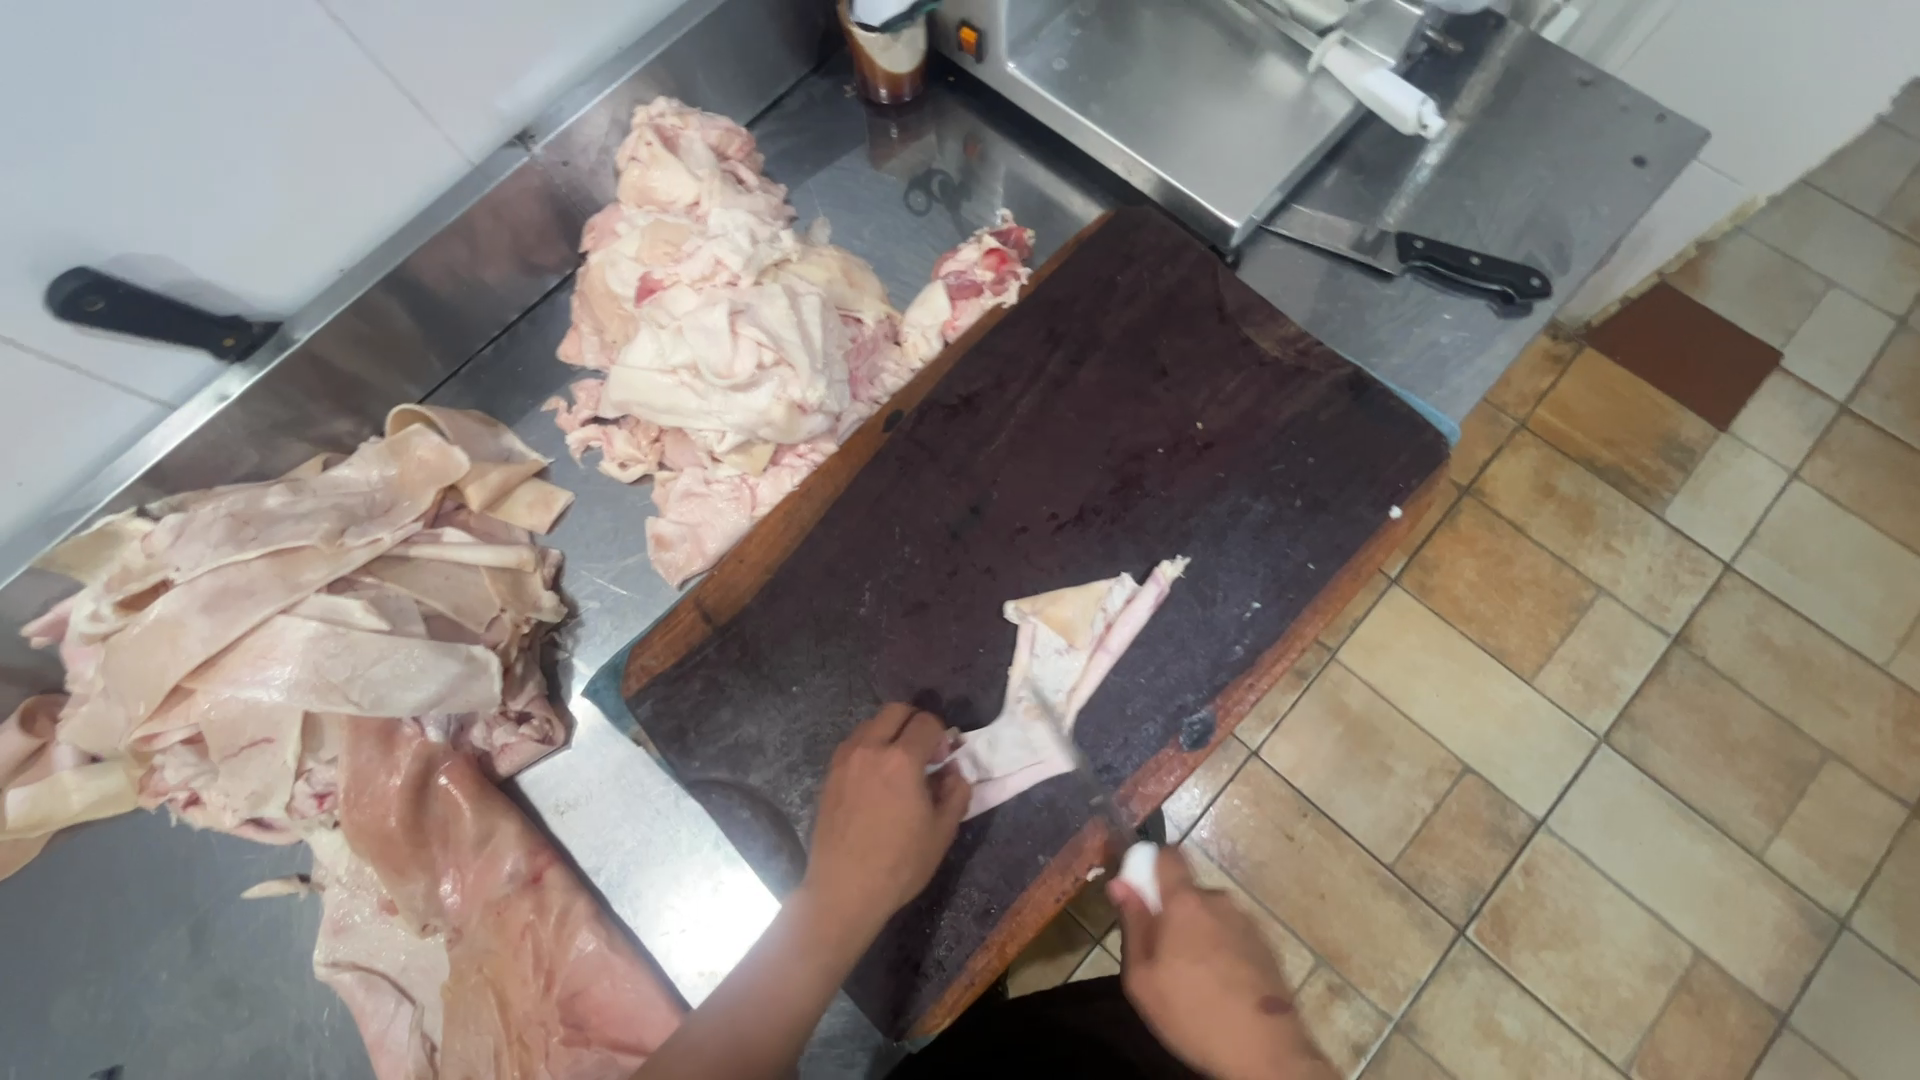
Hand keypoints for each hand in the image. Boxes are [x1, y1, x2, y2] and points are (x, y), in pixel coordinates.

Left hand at [801, 703, 971, 933]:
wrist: (844, 890)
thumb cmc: (899, 864)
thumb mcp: (942, 832)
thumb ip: (955, 793)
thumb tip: (954, 772)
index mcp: (901, 760)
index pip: (926, 722)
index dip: (942, 735)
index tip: (944, 760)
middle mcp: (869, 749)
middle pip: (895, 711)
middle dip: (915, 722)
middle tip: (924, 753)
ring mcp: (844, 760)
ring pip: (870, 724)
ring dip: (890, 733)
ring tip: (898, 766)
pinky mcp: (829, 775)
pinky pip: (853, 745)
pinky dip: (869, 748)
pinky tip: (876, 780)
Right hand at [1109, 848, 1333, 1079]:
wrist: (1269, 1055)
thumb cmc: (1193, 1014)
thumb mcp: (1143, 978)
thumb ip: (1132, 924)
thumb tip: (1120, 884)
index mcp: (1185, 902)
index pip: (1169, 855)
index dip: (1152, 864)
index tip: (1143, 892)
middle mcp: (1220, 902)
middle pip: (1189, 892)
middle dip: (1175, 913)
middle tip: (1166, 954)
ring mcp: (1249, 924)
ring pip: (1213, 916)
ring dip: (1201, 934)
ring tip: (1197, 979)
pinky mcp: (1269, 948)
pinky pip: (1234, 936)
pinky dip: (1224, 952)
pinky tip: (1223, 988)